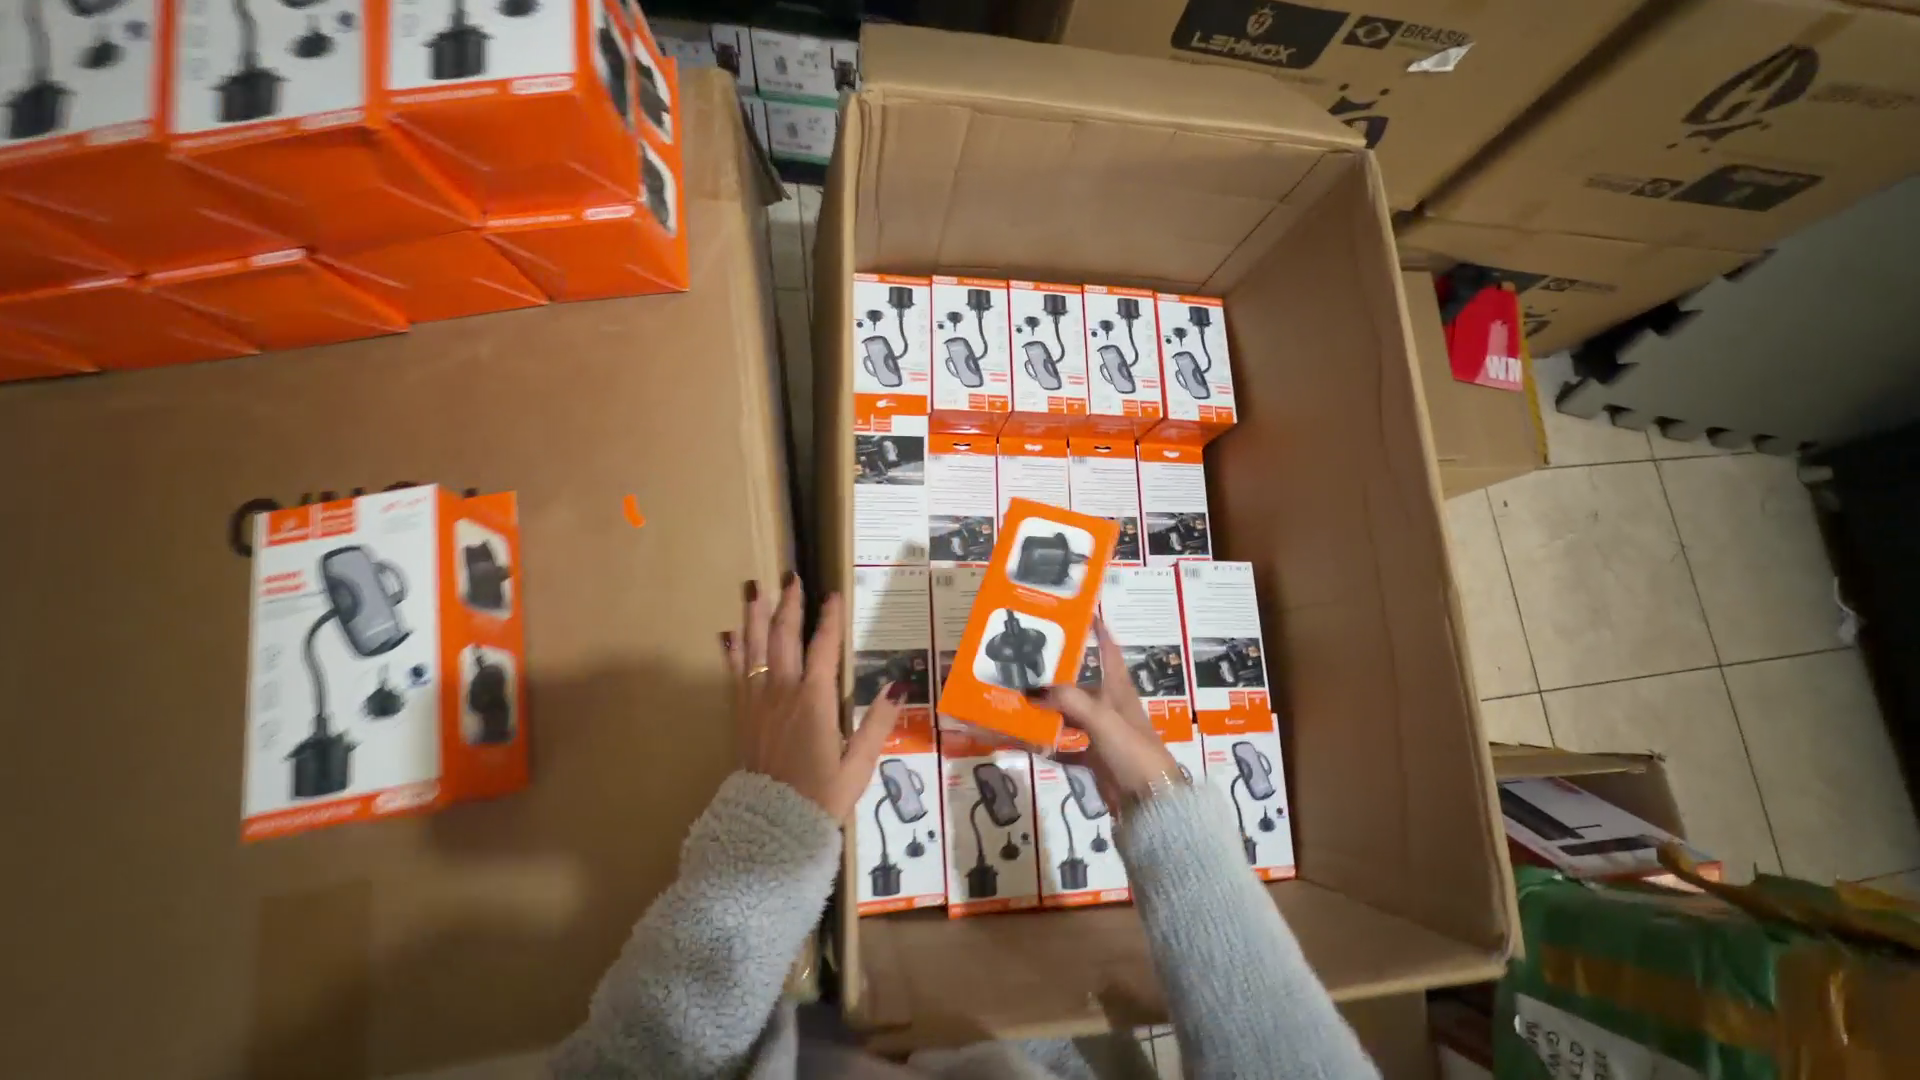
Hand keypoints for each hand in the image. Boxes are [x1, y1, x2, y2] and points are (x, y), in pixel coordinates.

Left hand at [724, 574, 899, 819]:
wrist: (771, 825)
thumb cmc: (820, 795)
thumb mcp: (859, 763)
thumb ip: (878, 723)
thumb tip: (899, 685)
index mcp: (815, 700)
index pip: (824, 647)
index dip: (830, 618)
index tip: (834, 593)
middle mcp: (783, 691)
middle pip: (784, 636)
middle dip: (789, 604)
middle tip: (791, 577)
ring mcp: (758, 701)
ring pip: (755, 647)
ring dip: (755, 616)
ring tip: (754, 589)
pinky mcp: (742, 714)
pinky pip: (737, 673)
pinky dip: (734, 650)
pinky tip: (729, 634)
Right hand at [1030, 618, 1181, 803]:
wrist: (1152, 801)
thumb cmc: (1134, 752)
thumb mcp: (1103, 720)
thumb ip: (1069, 701)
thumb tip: (1033, 689)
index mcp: (1118, 692)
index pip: (1110, 653)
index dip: (1100, 632)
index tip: (1085, 612)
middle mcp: (1110, 708)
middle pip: (1081, 683)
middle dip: (1058, 673)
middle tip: (1027, 660)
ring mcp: (1102, 734)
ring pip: (1070, 714)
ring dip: (1048, 708)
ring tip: (1018, 698)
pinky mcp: (1094, 758)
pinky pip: (1065, 747)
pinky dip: (1048, 744)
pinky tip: (1027, 741)